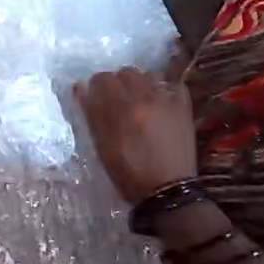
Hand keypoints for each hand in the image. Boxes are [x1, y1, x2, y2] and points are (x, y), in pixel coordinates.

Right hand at [74, 67, 197, 202]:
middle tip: (117, 99)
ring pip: (150, 75)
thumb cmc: (129, 172)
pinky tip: (161, 101)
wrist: (168, 191)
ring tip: (139, 100)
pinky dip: (165, 88)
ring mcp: (168, 100)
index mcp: (122, 107)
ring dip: (141, 83)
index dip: (97, 85)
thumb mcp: (102, 146)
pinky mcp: (184, 108)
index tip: (96, 95)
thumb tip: (79, 86)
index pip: (104, 78)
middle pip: (127, 72)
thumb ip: (91, 113)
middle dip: (118, 82)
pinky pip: (174, 85)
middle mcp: (146, 96)